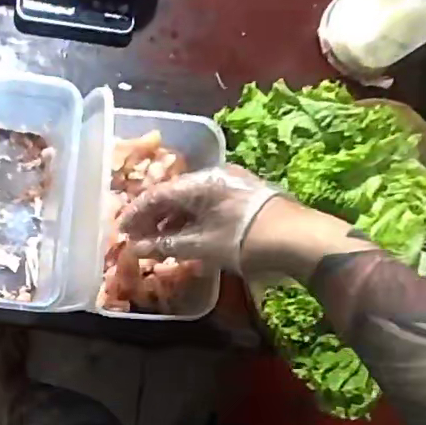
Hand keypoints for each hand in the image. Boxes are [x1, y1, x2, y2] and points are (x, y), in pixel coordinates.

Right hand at [116, 164, 281, 273]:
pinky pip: (205, 203)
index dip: (134, 214)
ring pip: (189, 200)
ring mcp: (231, 184)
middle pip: (171, 195)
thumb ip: (163, 245)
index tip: (120, 232)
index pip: (155, 195)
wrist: (305, 242)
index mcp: (199, 182)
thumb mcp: (200, 245)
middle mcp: (214, 176)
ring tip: (157, 240)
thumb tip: (134, 248)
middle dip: (151, 218)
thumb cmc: (246, 240)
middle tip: (136, 237)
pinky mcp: (243, 195)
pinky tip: (183, 236)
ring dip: (169, 220)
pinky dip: (189, 219)